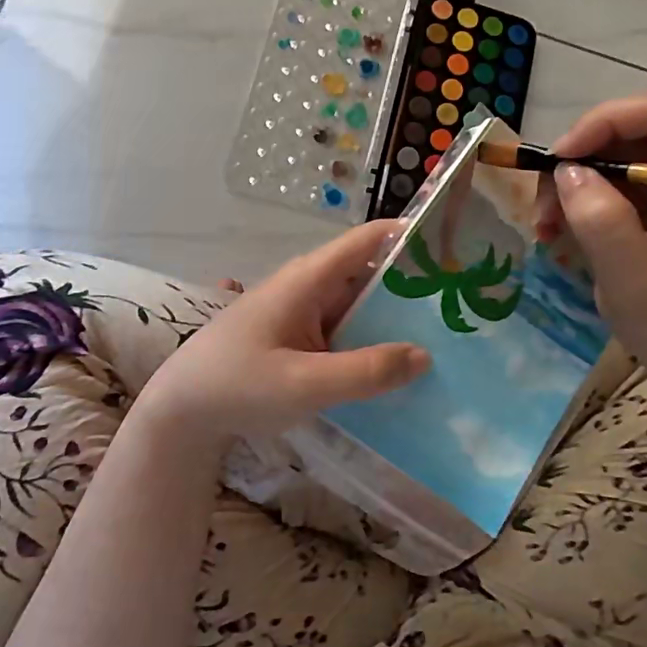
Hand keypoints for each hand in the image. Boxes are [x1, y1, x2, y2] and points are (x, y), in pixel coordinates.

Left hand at [137, 221, 430, 444]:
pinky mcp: (301, 337)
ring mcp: (305, 313)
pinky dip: (373, 340)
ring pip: (361, 305)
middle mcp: (310, 287)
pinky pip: (346, 330)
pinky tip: (401, 365)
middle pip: (371, 273)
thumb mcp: (305, 383)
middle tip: (465, 305)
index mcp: (309, 279)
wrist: (181, 411)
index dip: (411, 236)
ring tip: (447, 336)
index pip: (369, 239)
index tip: (456, 249)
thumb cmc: (238, 386)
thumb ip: (365, 372)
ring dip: (396, 317)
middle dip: (414, 285)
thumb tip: (424, 355)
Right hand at [535, 90, 646, 369]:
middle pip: (638, 124)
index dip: (611, 121)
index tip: (562, 157)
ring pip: (614, 146)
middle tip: (545, 193)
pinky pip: (606, 173)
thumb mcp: (638, 288)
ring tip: (546, 221)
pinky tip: (555, 226)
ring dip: (571, 175)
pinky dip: (573, 192)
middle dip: (583, 150)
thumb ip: (607, 229)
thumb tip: (567, 171)